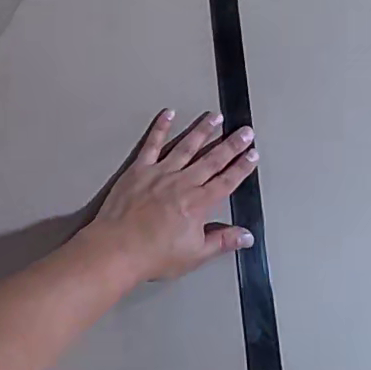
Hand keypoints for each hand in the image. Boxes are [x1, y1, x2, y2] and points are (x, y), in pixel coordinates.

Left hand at [81, 109, 258, 282]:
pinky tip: (169, 114)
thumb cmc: (153, 255)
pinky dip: (161, 128)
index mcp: (198, 204)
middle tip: (245, 131)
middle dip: (231, 144)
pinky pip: (152, 144)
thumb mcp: (194, 255)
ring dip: (202, 130)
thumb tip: (246, 236)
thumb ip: (222, 241)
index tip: (252, 154)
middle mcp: (182, 183)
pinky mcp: (139, 170)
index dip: (242, 167)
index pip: (227, 181)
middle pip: (212, 159)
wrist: (117, 248)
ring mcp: (160, 173)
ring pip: (186, 146)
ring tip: (214, 117)